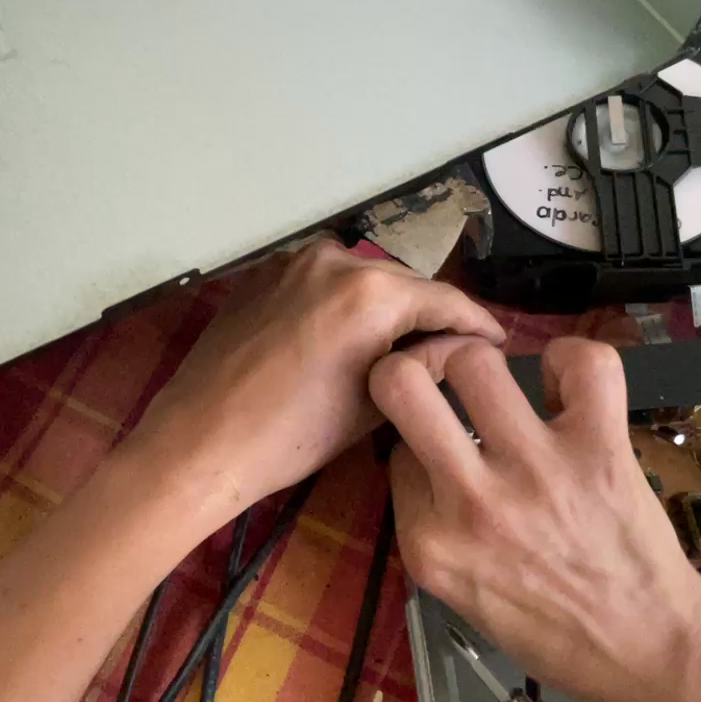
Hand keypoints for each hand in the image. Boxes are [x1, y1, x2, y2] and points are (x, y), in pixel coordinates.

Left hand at [126, 238, 505, 521]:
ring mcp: (292, 262)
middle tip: (450, 351)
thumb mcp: (371, 404)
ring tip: (399, 346)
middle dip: (428, 314)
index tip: (500, 342)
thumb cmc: (290, 436)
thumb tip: (461, 347)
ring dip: (384, 307)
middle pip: (403, 283)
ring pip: (362, 279)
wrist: (200, 442)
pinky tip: (345, 337)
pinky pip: (321, 282)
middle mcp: (334, 259)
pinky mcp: (263, 275)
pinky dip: (342, 303)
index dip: (477, 323)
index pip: (444, 299)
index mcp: (370, 292)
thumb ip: (425, 364)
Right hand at [370, 337, 700, 701]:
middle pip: (400, 385)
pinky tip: (563, 382)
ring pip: (475, 361)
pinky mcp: (598, 450)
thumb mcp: (457, 595)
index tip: (440, 457)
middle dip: (408, 370)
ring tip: (499, 385)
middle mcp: (471, 500)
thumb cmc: (551, 634)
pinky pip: (582, 365)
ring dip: (479, 362)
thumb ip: (429, 526)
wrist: (649, 653)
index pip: (393, 453)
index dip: (414, 446)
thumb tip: (424, 460)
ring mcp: (535, 469)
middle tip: (436, 379)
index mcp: (430, 544)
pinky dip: (570, 359)